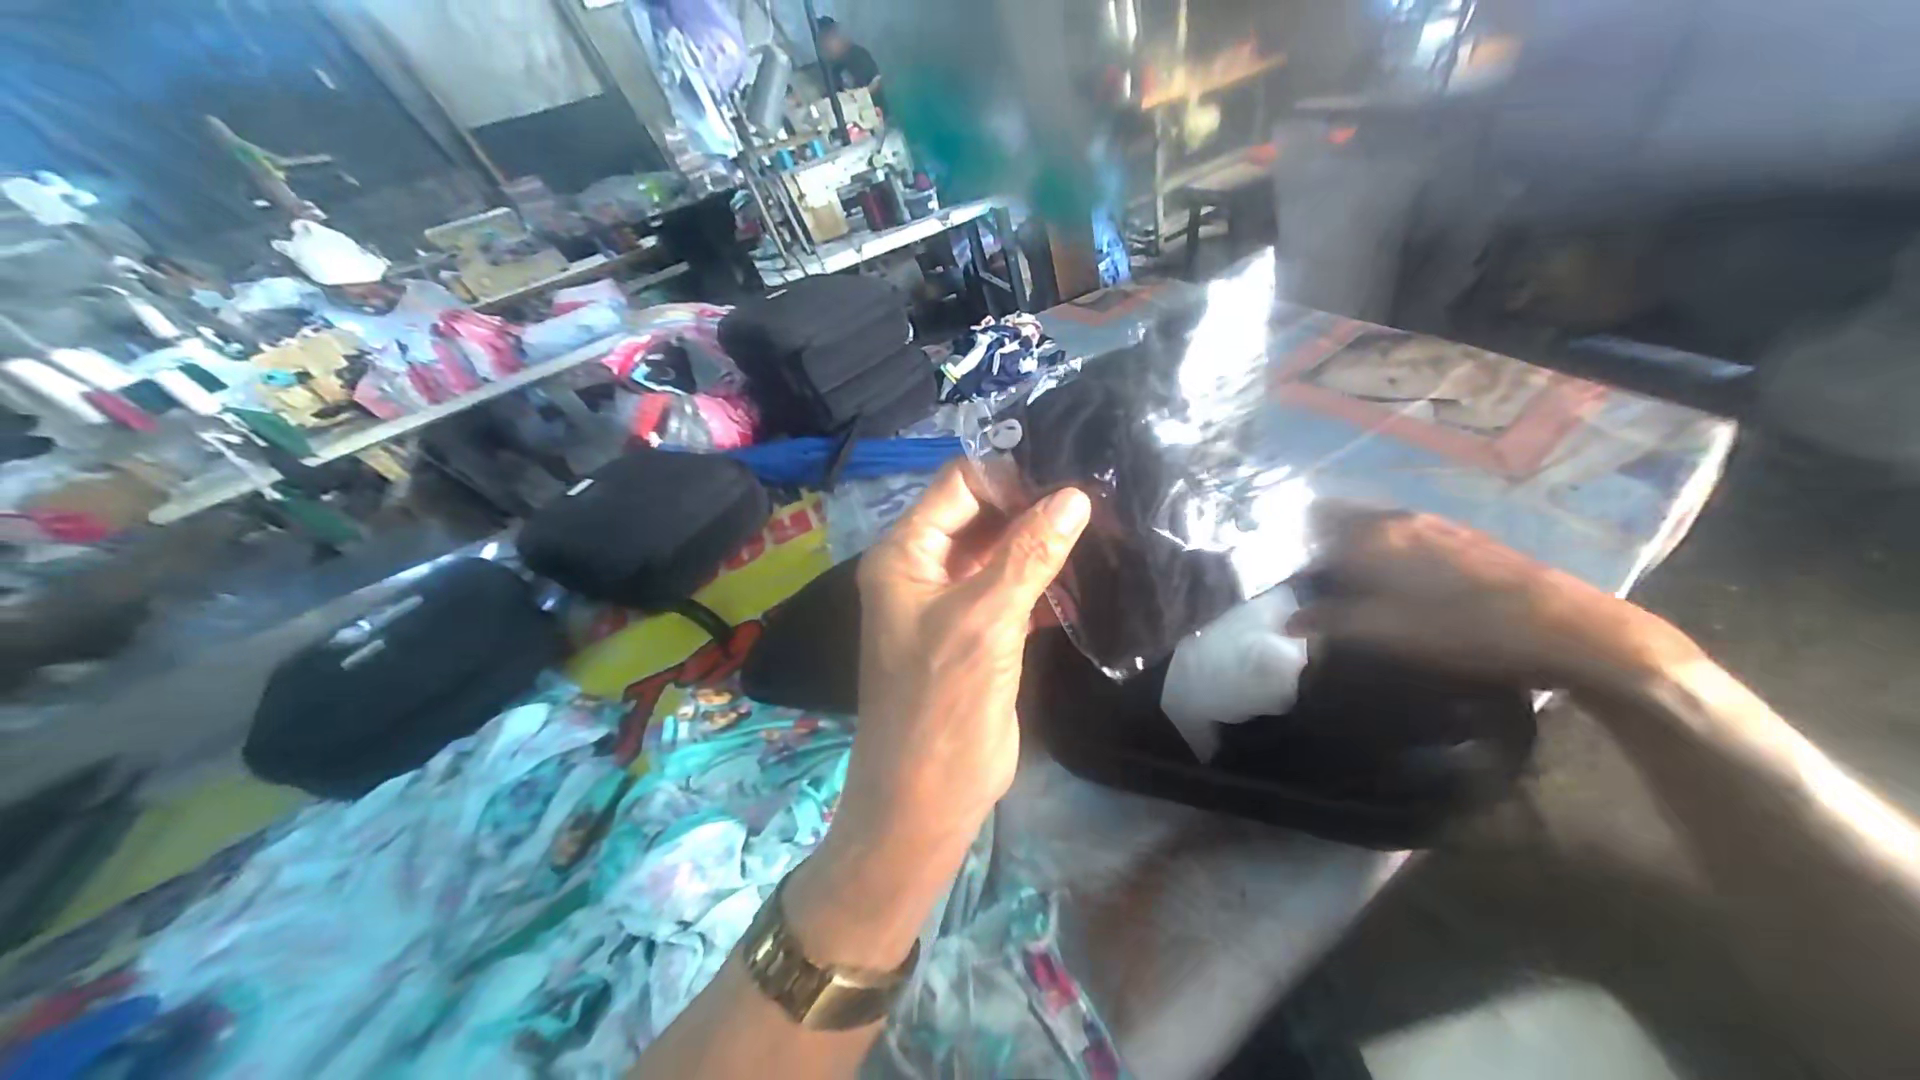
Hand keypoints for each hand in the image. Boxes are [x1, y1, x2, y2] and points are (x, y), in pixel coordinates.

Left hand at [784, 466, 1088, 971]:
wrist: (926, 797)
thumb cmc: (941, 705)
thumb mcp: (984, 622)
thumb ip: (1028, 555)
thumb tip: (1075, 496)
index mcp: (904, 554)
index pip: (958, 486)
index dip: (1009, 477)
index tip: (1068, 478)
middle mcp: (922, 569)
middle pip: (980, 515)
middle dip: (1031, 506)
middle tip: (1095, 498)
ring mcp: (950, 601)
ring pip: (999, 552)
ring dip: (1041, 543)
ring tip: (1101, 527)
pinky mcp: (977, 631)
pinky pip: (1010, 587)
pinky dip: (1042, 580)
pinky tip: (1085, 574)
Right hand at [1288, 505, 1701, 692]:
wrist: (1569, 629)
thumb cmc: (1464, 629)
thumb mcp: (1386, 632)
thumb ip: (1331, 620)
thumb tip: (1288, 621)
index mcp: (1374, 535)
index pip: (1313, 523)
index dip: (1295, 547)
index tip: (1289, 575)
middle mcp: (1400, 519)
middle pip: (1343, 518)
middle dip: (1322, 542)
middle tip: (1316, 580)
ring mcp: (1436, 523)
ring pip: (1376, 525)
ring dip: (1356, 546)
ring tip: (1354, 584)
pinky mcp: (1464, 535)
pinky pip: (1406, 533)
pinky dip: (1387, 550)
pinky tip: (1400, 581)